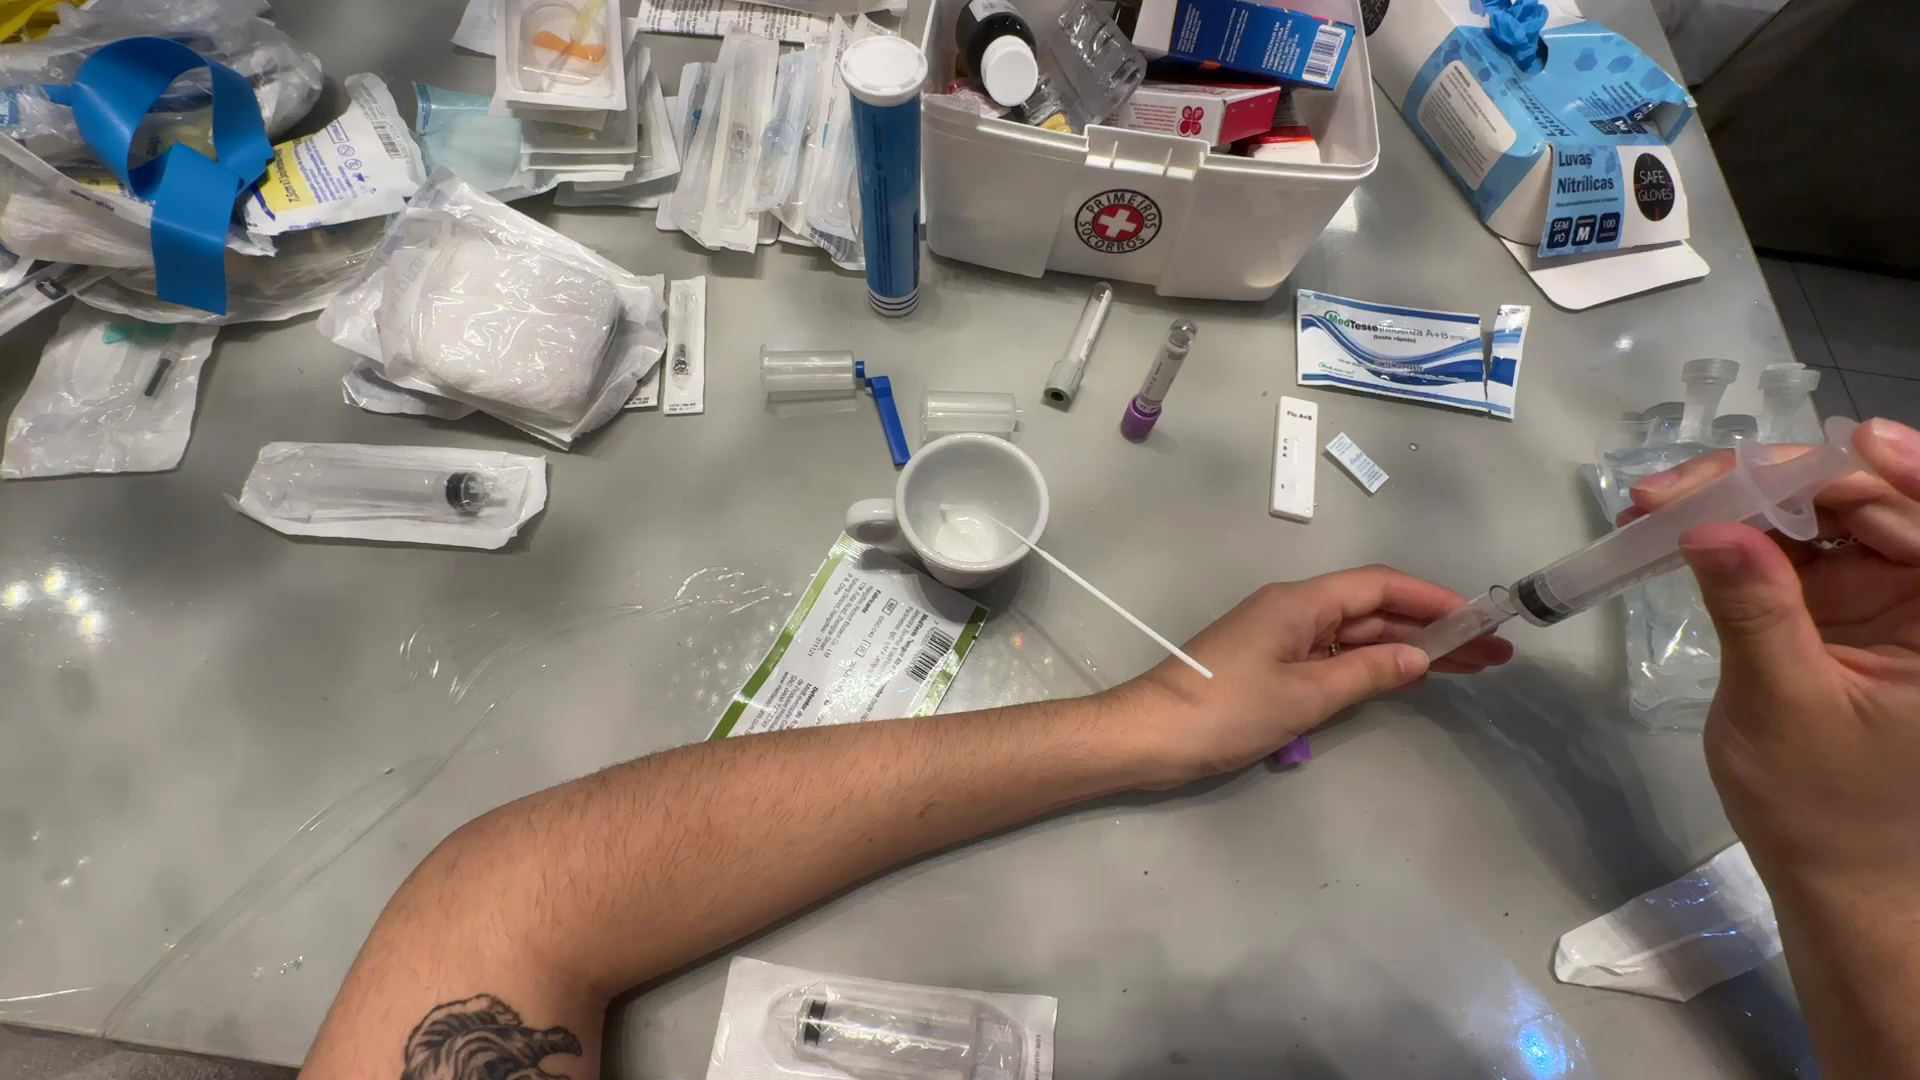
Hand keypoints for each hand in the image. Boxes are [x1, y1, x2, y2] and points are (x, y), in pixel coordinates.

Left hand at [1117, 565, 1512, 784]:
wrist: (1154, 735)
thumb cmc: (1226, 710)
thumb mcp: (1304, 694)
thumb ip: (1366, 673)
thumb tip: (1419, 655)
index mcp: (1297, 603)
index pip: (1376, 586)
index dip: (1432, 597)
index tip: (1482, 617)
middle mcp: (1290, 612)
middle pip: (1370, 610)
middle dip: (1430, 627)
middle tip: (1494, 653)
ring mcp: (1278, 640)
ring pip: (1352, 636)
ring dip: (1404, 648)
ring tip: (1470, 667)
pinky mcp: (1269, 667)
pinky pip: (1329, 658)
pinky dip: (1367, 666)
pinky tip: (1403, 677)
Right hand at [1626, 418, 1919, 894]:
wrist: (1830, 864)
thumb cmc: (1825, 801)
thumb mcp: (1784, 703)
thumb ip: (1756, 612)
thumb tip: (1708, 529)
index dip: (1907, 472)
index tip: (1840, 442)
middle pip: (1875, 506)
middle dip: (1778, 484)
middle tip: (1673, 489)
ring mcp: (1886, 600)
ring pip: (1822, 519)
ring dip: (1740, 504)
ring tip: (1657, 505)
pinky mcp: (1835, 607)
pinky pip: (1788, 550)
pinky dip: (1731, 534)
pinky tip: (1679, 529)